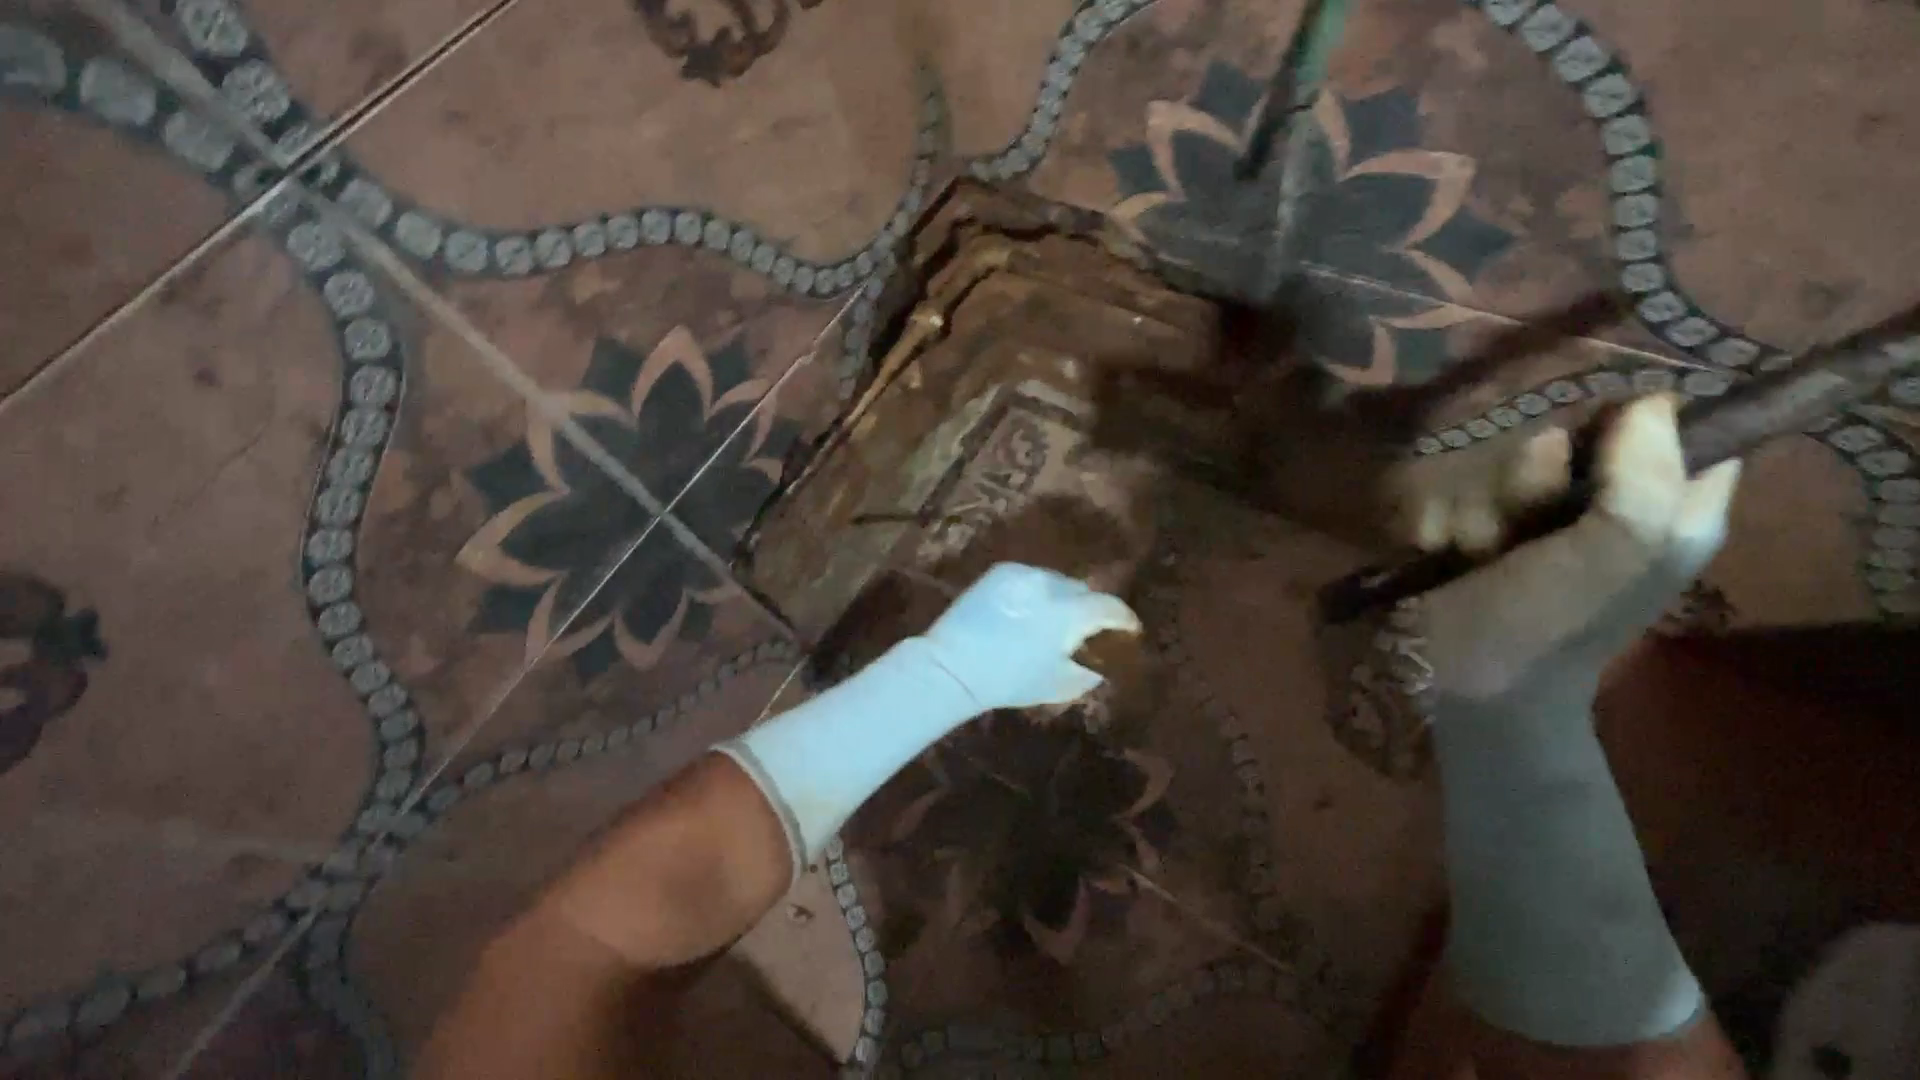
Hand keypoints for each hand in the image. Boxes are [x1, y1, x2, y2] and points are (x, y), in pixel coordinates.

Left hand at [919, 562, 1140, 709]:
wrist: (953, 665)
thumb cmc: (1010, 681)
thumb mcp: (1058, 684)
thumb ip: (1088, 672)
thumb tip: (1100, 664)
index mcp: (1070, 613)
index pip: (1111, 607)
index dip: (1125, 620)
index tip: (1128, 630)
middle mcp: (1051, 585)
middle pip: (1083, 592)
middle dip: (1088, 609)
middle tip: (1084, 629)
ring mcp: (1025, 574)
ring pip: (1056, 583)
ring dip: (1060, 598)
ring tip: (1050, 620)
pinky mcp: (1001, 571)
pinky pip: (1030, 579)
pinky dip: (1035, 593)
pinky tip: (1025, 612)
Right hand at [1405, 394, 1741, 702]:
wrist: (1469, 682)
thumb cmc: (1556, 623)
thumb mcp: (1621, 553)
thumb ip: (1646, 476)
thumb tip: (1643, 399)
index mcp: (1663, 504)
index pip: (1668, 420)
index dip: (1630, 416)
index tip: (1592, 439)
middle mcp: (1597, 498)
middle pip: (1559, 433)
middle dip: (1528, 474)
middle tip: (1524, 520)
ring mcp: (1527, 512)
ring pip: (1491, 460)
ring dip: (1477, 506)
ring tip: (1477, 552)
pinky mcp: (1469, 524)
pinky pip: (1448, 488)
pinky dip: (1442, 520)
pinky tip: (1445, 553)